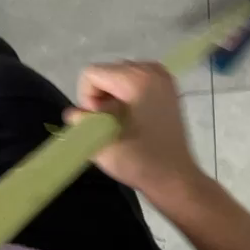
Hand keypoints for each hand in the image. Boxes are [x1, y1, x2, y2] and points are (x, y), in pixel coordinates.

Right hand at [68, 60, 210, 204]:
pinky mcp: (168, 87)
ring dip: (112, 94)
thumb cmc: (141, 163)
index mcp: (136, 80)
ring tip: (121, 119)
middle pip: (106, 71)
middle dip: (100, 95)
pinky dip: (127, 91)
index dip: (87, 98)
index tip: (100, 121)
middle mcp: (151, 71)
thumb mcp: (103, 145)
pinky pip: (136, 77)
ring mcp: (163, 77)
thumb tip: (73, 113)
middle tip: (110, 123)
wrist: (176, 178)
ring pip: (119, 73)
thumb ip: (82, 123)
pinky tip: (132, 111)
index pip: (91, 74)